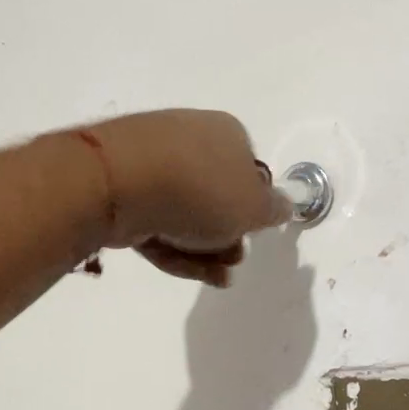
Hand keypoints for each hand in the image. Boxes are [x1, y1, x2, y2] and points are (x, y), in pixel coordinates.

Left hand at [84, 110, 292, 286]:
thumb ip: (273, 209)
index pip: (250, 172)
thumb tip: (284, 205)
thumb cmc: (202, 190)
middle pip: (217, 197)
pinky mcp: (127, 190)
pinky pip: (159, 223)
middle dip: (228, 235)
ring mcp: (155, 164)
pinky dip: (176, 249)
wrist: (124, 182)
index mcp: (228, 133)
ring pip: (187, 215)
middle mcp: (191, 140)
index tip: (253, 234)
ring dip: (205, 249)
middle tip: (234, 258)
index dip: (253, 207)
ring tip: (216, 275)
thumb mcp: (254, 207)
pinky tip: (191, 272)